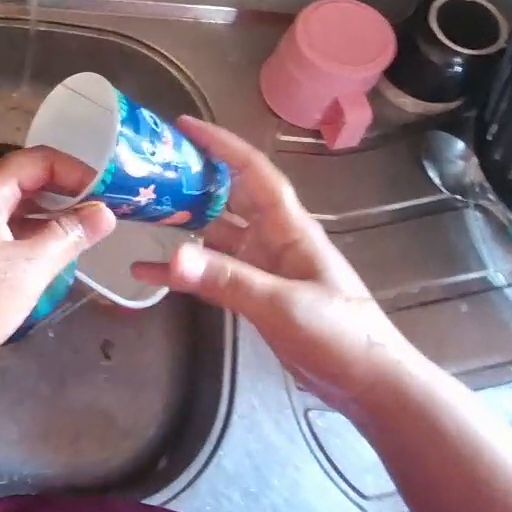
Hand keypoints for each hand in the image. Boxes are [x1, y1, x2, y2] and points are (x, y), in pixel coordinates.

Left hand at [0, 146, 116, 370]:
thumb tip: (107, 213)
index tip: (106, 191)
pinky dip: (35, 225)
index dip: (74, 170)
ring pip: (19, 199)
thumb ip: (70, 234)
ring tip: (88, 225)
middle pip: (26, 175)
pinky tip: (59, 242)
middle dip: (66, 187)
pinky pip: (9, 219)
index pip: (36, 160)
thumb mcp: (32, 267)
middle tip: (103, 206)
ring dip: (52, 208)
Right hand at [132, 118, 426, 415]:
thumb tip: (170, 257)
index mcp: (288, 226)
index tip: (184, 126)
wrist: (370, 386)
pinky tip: (148, 272)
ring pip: (214, 233)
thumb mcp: (283, 304)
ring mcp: (262, 266)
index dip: (220, 144)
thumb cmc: (340, 333)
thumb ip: (227, 280)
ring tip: (141, 211)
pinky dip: (183, 272)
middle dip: (192, 178)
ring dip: (182, 224)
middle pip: (227, 196)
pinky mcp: (253, 294)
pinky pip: (210, 273)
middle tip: (151, 166)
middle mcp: (272, 237)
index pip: (251, 171)